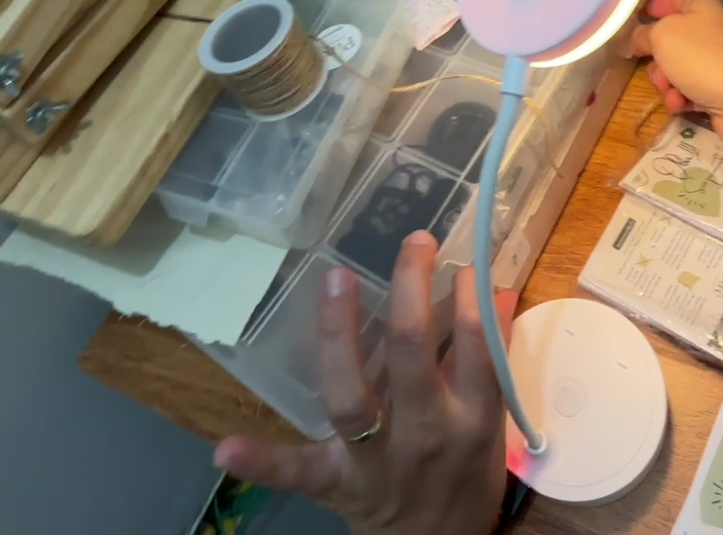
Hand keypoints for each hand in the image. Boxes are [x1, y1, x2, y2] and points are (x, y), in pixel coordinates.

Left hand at [213, 231, 517, 534]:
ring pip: (351, 394)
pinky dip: (263, 462)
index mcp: (471, 416)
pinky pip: (297, 472)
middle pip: (412, 350)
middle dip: (411, 286)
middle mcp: (424, 432)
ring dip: (341, 333)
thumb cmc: (467, 473)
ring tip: (336, 278)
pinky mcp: (335, 482)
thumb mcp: (493, 419)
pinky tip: (226, 447)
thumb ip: (492, 353)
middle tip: (414, 241)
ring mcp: (374, 458)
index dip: (470, 295)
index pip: (475, 344)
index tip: (461, 261)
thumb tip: (496, 285)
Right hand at [629, 0, 722, 152]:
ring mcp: (716, 59)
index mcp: (703, 3)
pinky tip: (681, 103)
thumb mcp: (662, 35)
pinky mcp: (718, 88)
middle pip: (672, 36)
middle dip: (656, 55)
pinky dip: (680, 96)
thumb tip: (640, 37)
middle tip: (652, 62)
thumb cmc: (702, 56)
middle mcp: (711, 28)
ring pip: (675, 66)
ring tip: (670, 89)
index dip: (659, 2)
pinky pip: (688, 88)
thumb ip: (644, 33)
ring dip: (665, 80)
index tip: (639, 16)